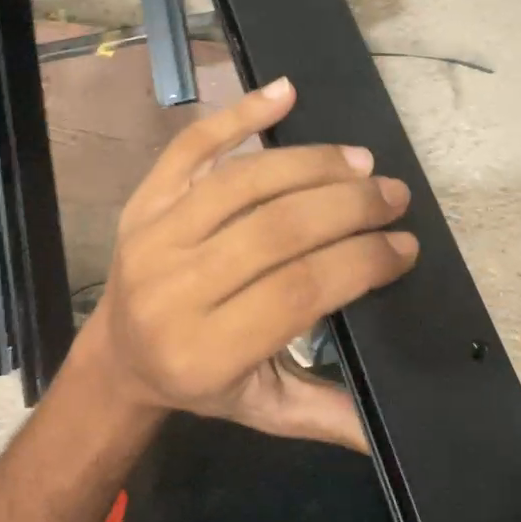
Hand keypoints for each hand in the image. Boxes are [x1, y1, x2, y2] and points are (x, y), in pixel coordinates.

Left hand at [70, 77, 419, 451]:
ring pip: (242, 182)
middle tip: (393, 195)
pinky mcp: (143, 200)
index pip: (298, 290)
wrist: (117, 356)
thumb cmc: (197, 381)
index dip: (360, 261)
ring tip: (360, 161)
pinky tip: (285, 93)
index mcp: (206, 350)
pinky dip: (238, 114)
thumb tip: (392, 429)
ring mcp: (153, 236)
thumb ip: (323, 414)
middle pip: (275, 229)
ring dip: (310, 164)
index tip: (404, 245)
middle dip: (348, 207)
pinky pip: (191, 146)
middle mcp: (174, 288)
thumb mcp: (260, 410)